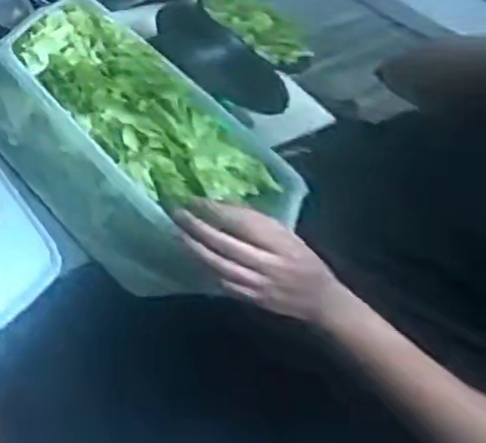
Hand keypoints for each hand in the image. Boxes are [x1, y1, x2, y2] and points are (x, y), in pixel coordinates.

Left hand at [176, 201, 351, 324]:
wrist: (326, 304)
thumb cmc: (302, 261)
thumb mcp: (286, 236)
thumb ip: (253, 220)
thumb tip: (213, 201)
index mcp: (285, 248)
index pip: (242, 224)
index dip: (212, 210)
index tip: (190, 199)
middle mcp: (274, 268)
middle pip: (224, 244)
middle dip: (195, 226)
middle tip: (176, 212)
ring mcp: (264, 286)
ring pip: (219, 264)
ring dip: (193, 246)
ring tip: (176, 231)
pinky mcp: (256, 300)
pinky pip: (222, 281)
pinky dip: (204, 266)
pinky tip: (191, 253)